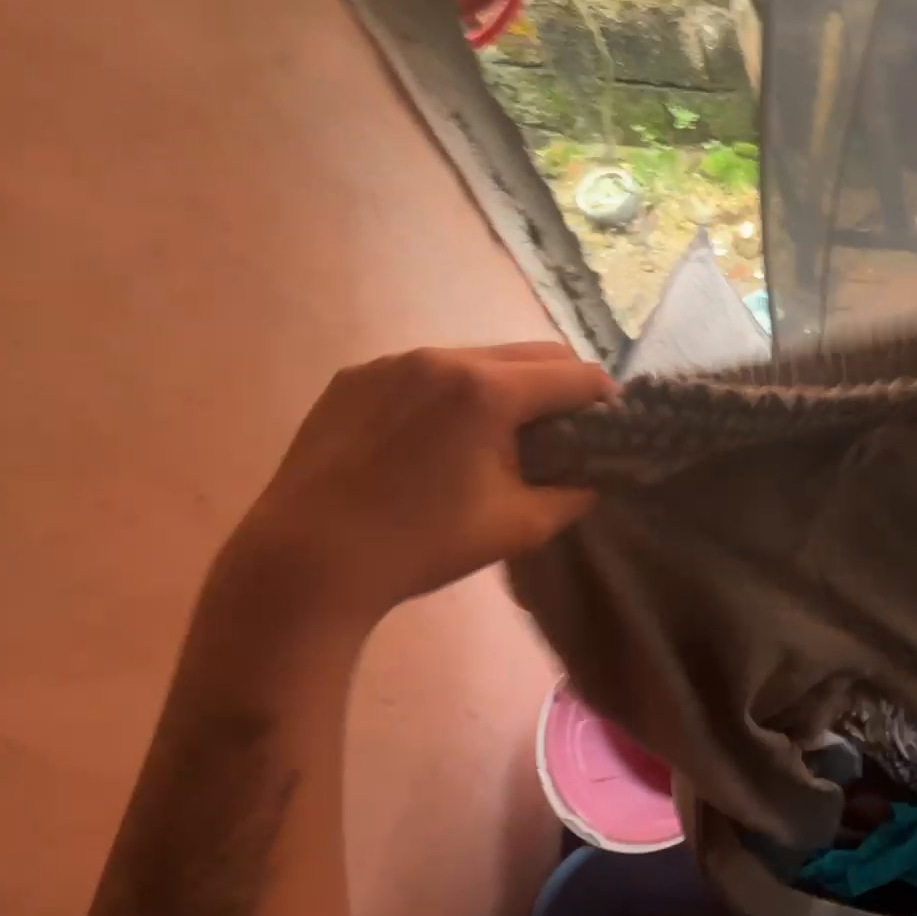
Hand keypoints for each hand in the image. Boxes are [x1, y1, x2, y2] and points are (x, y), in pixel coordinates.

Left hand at [218, 342, 613, 626]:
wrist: (306, 562)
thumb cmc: (423, 545)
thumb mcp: (521, 525)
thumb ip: (575, 493)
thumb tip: (596, 476)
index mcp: (489, 390)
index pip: (577, 375)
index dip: (605, 400)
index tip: (610, 428)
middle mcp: (443, 358)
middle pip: (534, 353)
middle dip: (563, 387)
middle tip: (564, 432)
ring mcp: (393, 363)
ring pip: (480, 358)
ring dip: (508, 387)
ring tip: (499, 435)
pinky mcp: (356, 378)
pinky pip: (428, 371)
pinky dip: (454, 393)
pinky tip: (439, 439)